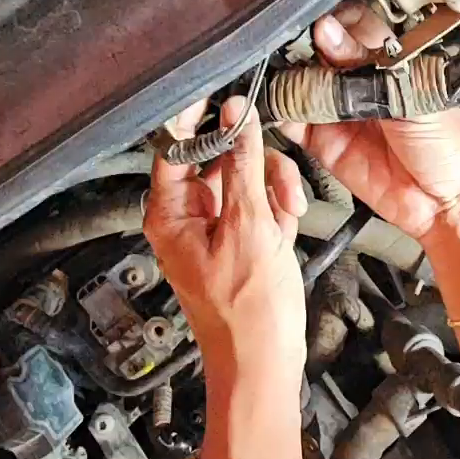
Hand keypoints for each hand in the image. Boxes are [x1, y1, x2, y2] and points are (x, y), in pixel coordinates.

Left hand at [143, 97, 309, 391]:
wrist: (265, 363)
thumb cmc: (247, 312)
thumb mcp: (250, 227)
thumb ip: (243, 163)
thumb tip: (236, 114)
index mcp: (170, 213)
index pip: (176, 144)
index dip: (201, 117)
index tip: (228, 95)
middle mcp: (187, 215)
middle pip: (220, 157)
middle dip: (256, 165)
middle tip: (279, 183)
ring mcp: (215, 227)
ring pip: (245, 177)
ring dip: (273, 189)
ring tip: (288, 214)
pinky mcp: (239, 237)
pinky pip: (259, 202)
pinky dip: (277, 210)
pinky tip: (286, 231)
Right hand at [279, 3, 459, 242]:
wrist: (450, 202)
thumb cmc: (450, 144)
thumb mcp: (411, 97)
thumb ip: (366, 67)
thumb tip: (330, 33)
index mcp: (387, 62)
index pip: (350, 30)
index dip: (331, 24)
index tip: (315, 24)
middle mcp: (360, 84)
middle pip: (318, 56)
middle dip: (302, 50)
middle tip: (292, 48)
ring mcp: (341, 113)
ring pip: (301, 87)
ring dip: (287, 80)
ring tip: (283, 75)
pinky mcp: (326, 144)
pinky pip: (294, 124)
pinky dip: (280, 114)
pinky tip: (279, 104)